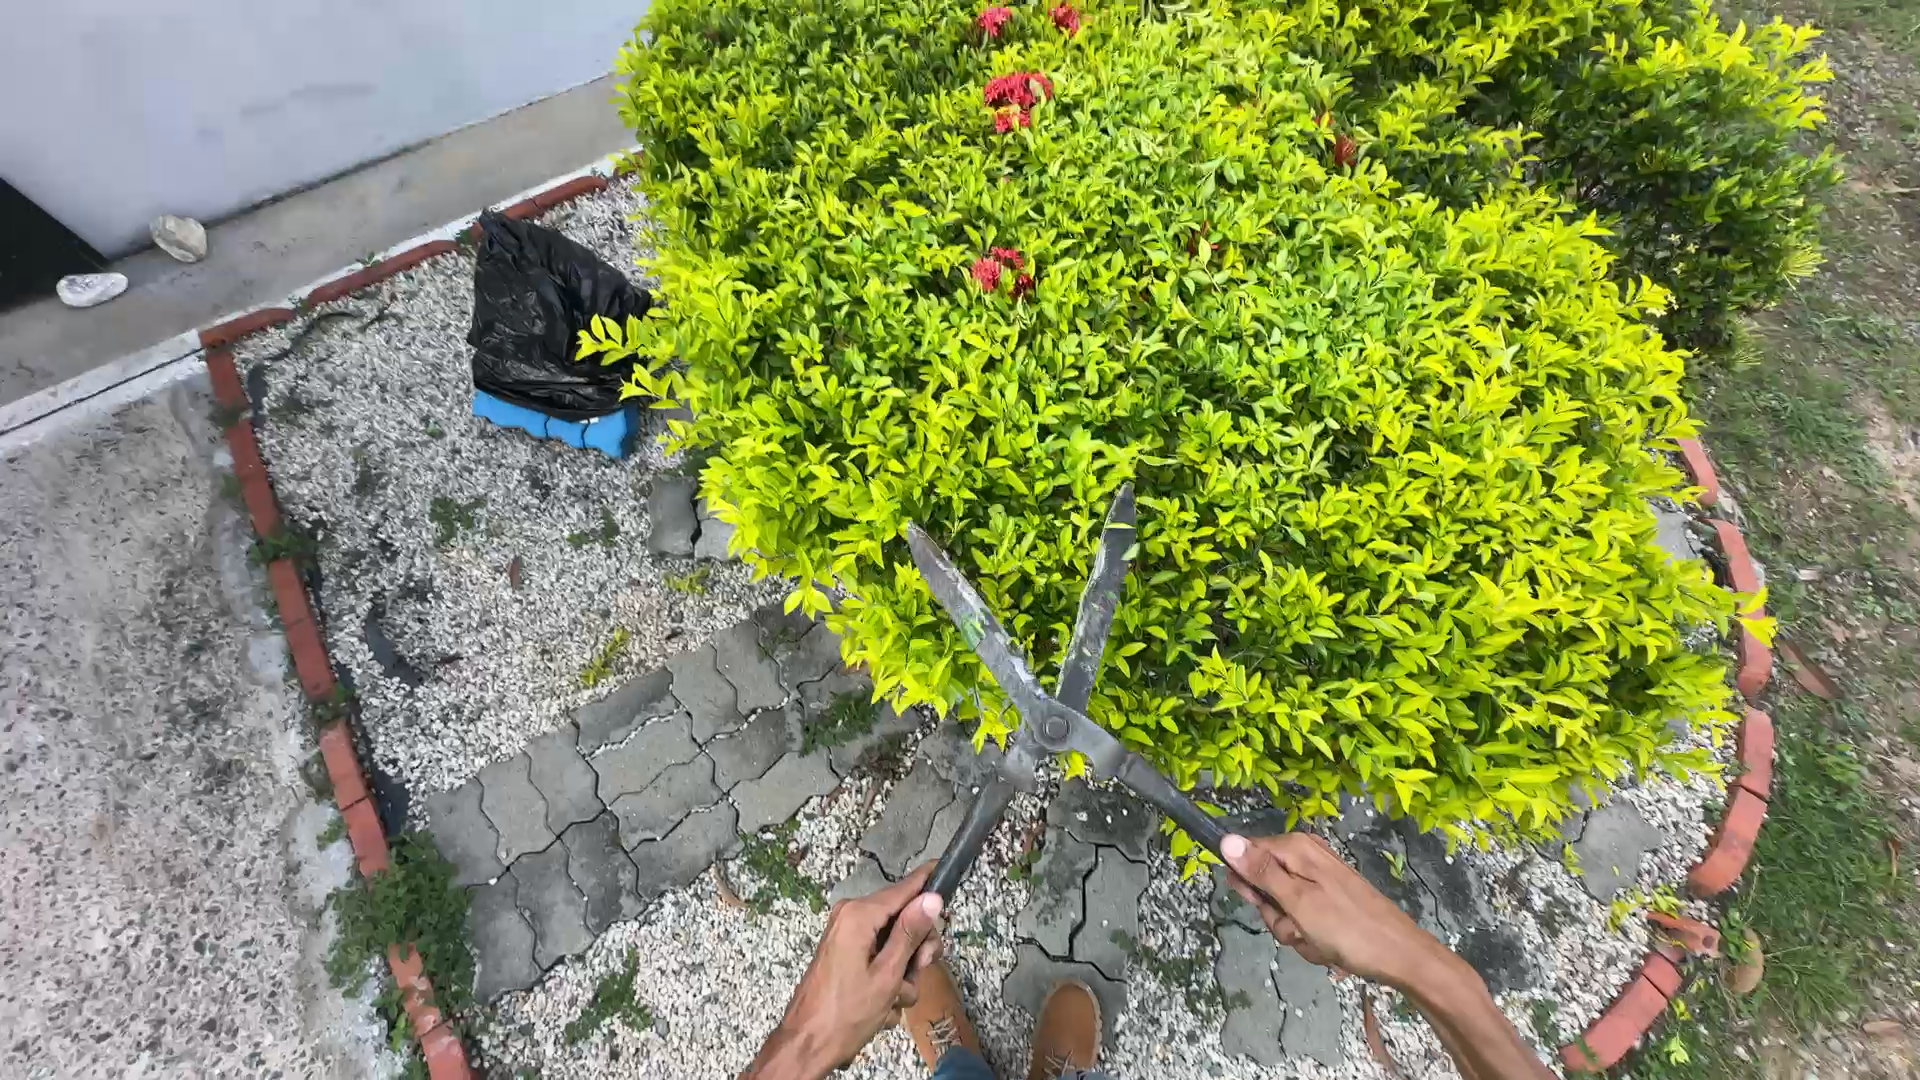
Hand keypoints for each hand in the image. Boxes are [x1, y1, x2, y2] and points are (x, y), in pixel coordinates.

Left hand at [744, 863, 945, 1079]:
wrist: (804, 1046)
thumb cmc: (846, 1013)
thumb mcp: (887, 975)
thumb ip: (910, 933)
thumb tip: (932, 897)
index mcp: (859, 914)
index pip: (905, 888)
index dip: (929, 881)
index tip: (947, 868)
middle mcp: (851, 914)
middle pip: (902, 916)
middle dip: (916, 946)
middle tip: (917, 971)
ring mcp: (846, 932)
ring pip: (893, 938)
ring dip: (903, 968)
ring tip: (897, 996)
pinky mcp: (844, 949)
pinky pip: (878, 950)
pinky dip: (887, 973)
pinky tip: (885, 1001)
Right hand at [1220, 832, 1447, 989]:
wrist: (1403, 957)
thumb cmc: (1348, 928)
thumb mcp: (1297, 901)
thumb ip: (1260, 871)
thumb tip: (1224, 839)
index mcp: (1294, 848)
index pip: (1245, 855)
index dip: (1248, 885)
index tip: (1263, 905)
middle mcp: (1304, 854)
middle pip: (1263, 883)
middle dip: (1275, 914)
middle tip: (1297, 928)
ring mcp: (1318, 876)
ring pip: (1281, 905)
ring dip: (1293, 930)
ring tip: (1316, 940)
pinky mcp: (1328, 897)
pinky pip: (1301, 914)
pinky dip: (1309, 934)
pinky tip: (1326, 945)